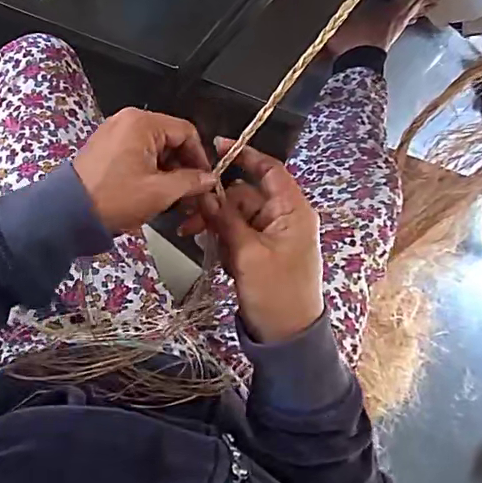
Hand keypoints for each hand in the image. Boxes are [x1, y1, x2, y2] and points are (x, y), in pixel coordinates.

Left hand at [71, 108, 215, 233]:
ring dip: (169, 172)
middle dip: (184, 167)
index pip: (186, 132)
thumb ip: (191, 182)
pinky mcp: (107, 149)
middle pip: (171, 139)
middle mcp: (127, 122)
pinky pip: (138, 154)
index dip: (200, 157)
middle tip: (192, 192)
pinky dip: (151, 171)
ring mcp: (115, 134)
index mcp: (141, 123)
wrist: (69, 214)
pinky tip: (155, 193)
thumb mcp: (160, 192)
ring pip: (156, 149)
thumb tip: (208, 179)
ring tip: (174, 197)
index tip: (206, 178)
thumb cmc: (111, 199)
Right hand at [194, 138, 323, 342]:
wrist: (287, 336)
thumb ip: (226, 220)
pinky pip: (238, 234)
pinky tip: (214, 255)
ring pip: (238, 215)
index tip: (217, 145)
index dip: (245, 155)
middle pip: (245, 194)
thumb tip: (206, 193)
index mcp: (292, 210)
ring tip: (193, 237)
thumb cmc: (276, 292)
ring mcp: (273, 235)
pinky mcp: (262, 252)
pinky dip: (224, 239)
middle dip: (218, 204)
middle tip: (189, 219)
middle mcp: (284, 217)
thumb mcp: (248, 254)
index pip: (270, 170)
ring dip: (216, 224)